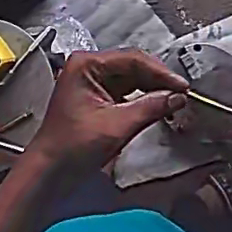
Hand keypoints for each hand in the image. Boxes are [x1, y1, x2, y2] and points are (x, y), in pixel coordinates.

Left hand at [20, 49, 187, 184]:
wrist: (49, 172)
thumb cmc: (71, 148)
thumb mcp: (116, 126)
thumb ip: (150, 108)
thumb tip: (177, 97)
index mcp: (86, 64)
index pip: (132, 59)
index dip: (161, 73)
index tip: (182, 86)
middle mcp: (87, 67)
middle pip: (133, 66)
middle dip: (158, 80)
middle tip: (182, 93)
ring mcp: (91, 82)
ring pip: (131, 79)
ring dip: (152, 89)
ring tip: (175, 100)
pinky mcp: (96, 97)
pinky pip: (125, 92)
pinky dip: (142, 99)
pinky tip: (159, 106)